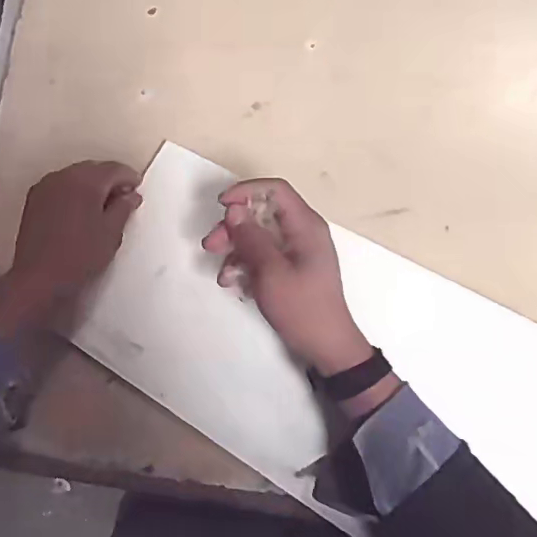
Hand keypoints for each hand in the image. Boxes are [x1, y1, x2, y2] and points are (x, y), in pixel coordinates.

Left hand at [0, 160, 141, 336]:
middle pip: (93, 170)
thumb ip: (123, 208)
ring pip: (74, 177)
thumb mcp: (111, 233)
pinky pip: (60, 188)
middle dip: (109, 180)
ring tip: (102, 206)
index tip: (137, 188)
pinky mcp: (33, 200)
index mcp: (86, 180)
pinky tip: (80, 211)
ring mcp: (45, 186)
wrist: (39, 277)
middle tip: (123, 198)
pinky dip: (73, 193)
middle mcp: (63, 176)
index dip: (129, 177)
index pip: (113, 169)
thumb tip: (130, 195)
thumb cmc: (80, 256)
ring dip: (90, 186)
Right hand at [201, 178, 370, 373]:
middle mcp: (301, 233)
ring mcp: (295, 252)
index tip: (220, 206)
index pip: (274, 190)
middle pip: (261, 214)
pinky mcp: (289, 270)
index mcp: (305, 226)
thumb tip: (234, 210)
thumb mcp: (271, 271)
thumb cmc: (302, 307)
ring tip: (223, 275)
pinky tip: (234, 285)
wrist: (325, 346)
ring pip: (257, 237)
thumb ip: (251, 238)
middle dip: (233, 228)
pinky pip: (261, 257)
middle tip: (210, 246)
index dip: (245, 191)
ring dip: (234, 251)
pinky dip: (244, 266)